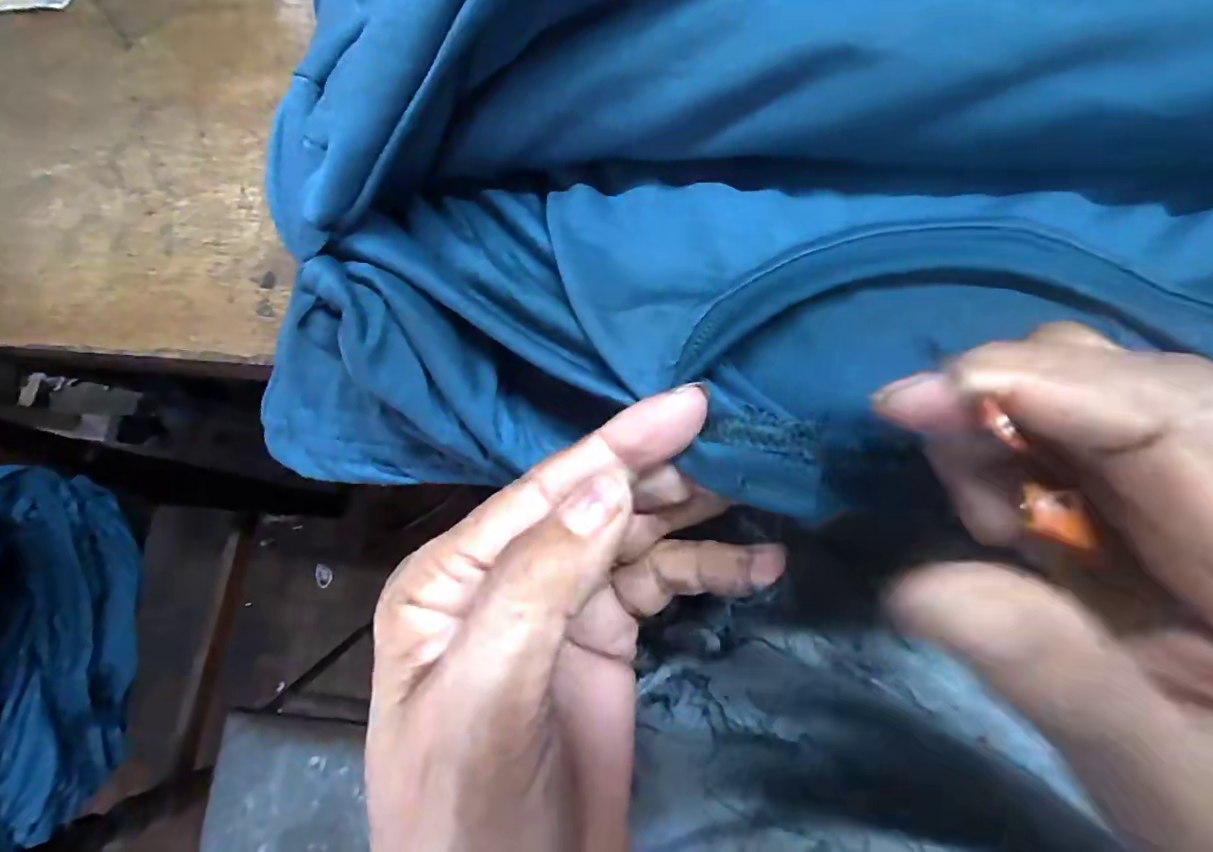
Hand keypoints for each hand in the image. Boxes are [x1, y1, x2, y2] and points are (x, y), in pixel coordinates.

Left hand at [366, 385, 784, 851]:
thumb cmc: (468, 813)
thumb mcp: (488, 698)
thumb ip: (538, 583)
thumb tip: (604, 484)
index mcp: (454, 572)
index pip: (549, 490)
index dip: (622, 442)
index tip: (690, 402)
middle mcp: (506, 572)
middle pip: (598, 502)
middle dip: (666, 474)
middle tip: (737, 449)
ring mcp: (559, 603)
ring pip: (635, 535)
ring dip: (696, 516)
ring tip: (758, 494)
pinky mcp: (604, 635)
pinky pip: (660, 581)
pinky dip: (708, 567)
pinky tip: (758, 564)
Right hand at [874, 323, 1212, 851]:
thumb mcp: (1161, 782)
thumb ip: (1047, 670)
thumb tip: (912, 590)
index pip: (1174, 418)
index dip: (1033, 384)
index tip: (913, 401)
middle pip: (1136, 382)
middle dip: (1011, 410)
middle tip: (963, 506)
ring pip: (1110, 385)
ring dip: (1014, 436)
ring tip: (998, 531)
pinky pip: (1106, 420)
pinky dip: (1032, 452)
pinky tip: (1024, 521)